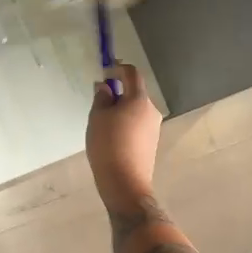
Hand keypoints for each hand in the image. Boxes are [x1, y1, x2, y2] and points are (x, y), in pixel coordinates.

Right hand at [86, 63, 160, 212]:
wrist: (125, 184)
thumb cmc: (108, 145)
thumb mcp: (97, 117)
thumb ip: (101, 97)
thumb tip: (105, 87)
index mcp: (139, 100)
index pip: (132, 73)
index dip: (117, 69)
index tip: (104, 75)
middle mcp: (151, 110)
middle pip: (134, 92)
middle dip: (118, 92)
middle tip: (99, 103)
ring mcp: (154, 128)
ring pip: (135, 109)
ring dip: (121, 109)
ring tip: (103, 124)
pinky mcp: (152, 143)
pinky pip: (137, 124)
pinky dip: (126, 123)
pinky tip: (112, 138)